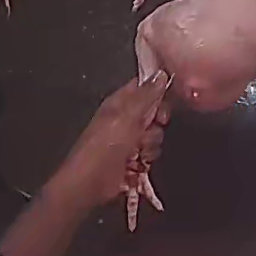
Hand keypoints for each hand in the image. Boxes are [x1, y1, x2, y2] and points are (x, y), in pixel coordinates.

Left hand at [41, 71, 171, 211]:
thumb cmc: (105, 145)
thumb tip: (162, 73)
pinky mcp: (133, 156)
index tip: (165, 101)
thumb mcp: (128, 116)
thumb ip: (147, 95)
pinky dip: (147, 158)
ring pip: (155, 133)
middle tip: (149, 129)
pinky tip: (138, 163)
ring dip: (151, 143)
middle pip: (154, 111)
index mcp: (120, 102)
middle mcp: (126, 117)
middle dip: (156, 122)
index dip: (158, 91)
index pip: (145, 86)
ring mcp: (129, 137)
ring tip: (138, 151)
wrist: (90, 182)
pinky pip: (151, 151)